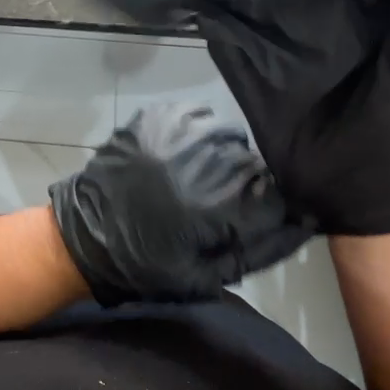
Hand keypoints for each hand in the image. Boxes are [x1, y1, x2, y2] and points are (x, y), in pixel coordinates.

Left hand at [49, 104, 313, 304]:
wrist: (83, 237)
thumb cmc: (146, 266)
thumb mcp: (207, 276)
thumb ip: (261, 250)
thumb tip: (305, 223)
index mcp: (213, 206)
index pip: (273, 195)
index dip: (271, 207)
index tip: (257, 215)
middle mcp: (197, 163)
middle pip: (250, 161)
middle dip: (247, 181)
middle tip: (223, 200)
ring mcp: (171, 135)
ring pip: (225, 132)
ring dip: (223, 152)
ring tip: (203, 173)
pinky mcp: (150, 120)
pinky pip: (192, 112)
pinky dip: (197, 128)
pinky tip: (185, 150)